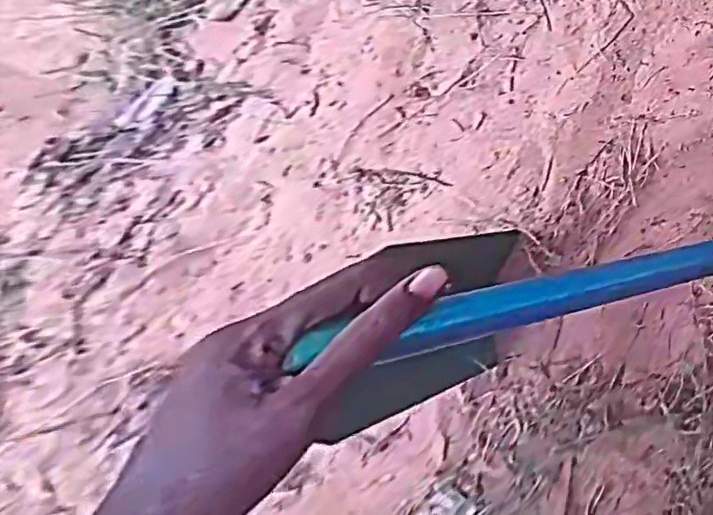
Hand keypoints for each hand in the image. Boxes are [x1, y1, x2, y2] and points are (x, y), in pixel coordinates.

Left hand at [96, 258, 448, 514]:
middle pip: (330, 309)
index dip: (399, 282)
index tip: (449, 285)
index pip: (344, 286)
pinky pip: (298, 359)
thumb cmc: (217, 479)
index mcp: (246, 335)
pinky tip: (339, 386)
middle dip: (377, 315)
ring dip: (354, 343)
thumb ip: (371, 337)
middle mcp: (234, 341)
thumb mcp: (308, 402)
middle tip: (426, 326)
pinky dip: (330, 364)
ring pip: (316, 335)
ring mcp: (225, 368)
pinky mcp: (227, 392)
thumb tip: (429, 279)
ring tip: (383, 362)